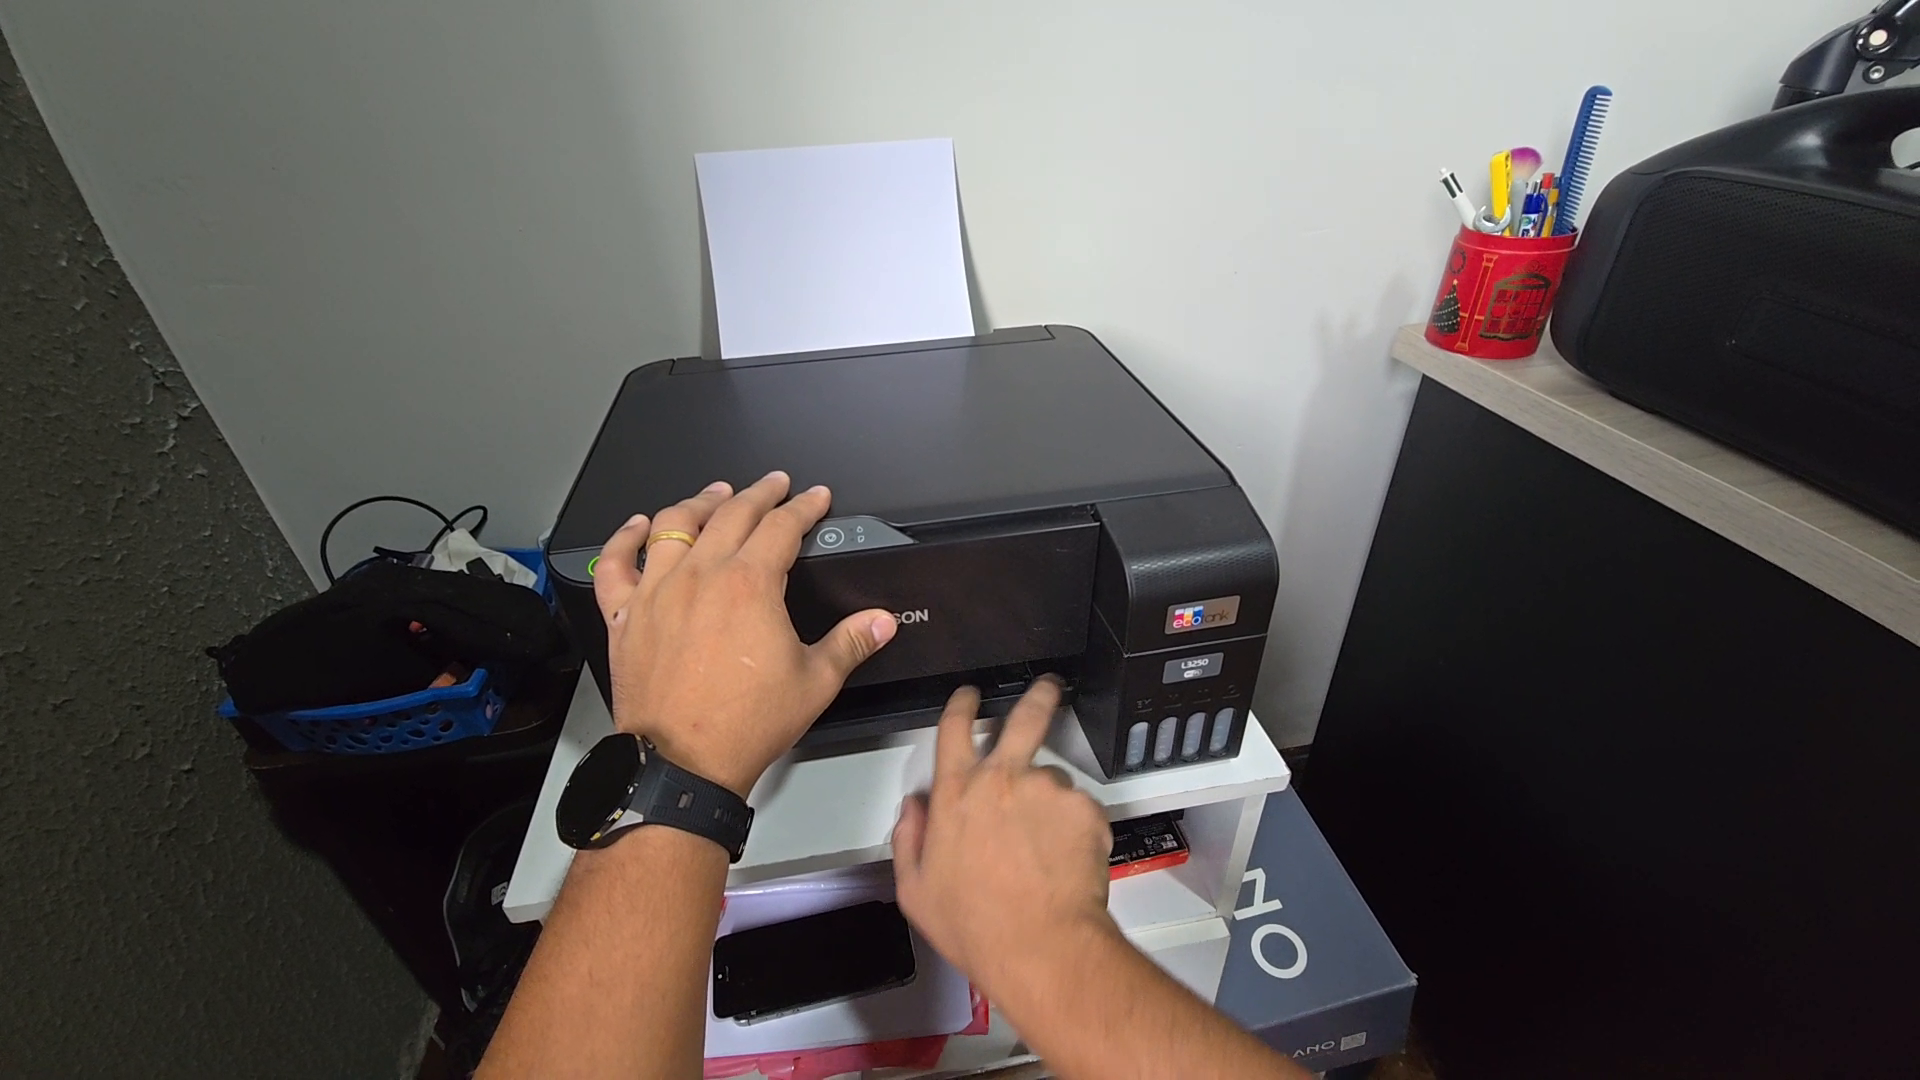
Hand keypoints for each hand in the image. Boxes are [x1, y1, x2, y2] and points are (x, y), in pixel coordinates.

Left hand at [592, 471, 896, 796]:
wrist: (683, 764)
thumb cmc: (746, 723)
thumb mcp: (815, 681)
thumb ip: (851, 642)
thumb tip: (881, 621)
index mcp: (750, 585)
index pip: (783, 526)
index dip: (804, 506)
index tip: (815, 497)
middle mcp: (701, 577)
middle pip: (732, 513)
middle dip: (760, 492)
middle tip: (775, 484)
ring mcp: (658, 592)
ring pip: (674, 525)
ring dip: (700, 502)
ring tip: (716, 493)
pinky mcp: (628, 616)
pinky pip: (616, 564)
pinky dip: (623, 539)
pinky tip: (637, 526)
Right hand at [891, 680, 1116, 997]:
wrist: (1041, 948)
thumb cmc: (975, 924)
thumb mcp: (916, 890)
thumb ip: (908, 838)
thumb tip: (914, 807)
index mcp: (957, 792)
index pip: (955, 726)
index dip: (962, 703)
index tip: (970, 695)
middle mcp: (1002, 778)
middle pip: (1025, 715)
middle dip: (1038, 694)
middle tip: (1049, 687)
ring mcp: (1047, 789)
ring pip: (1053, 780)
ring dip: (1051, 800)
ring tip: (1048, 848)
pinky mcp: (1084, 808)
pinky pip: (1079, 810)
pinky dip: (1075, 829)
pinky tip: (1066, 861)